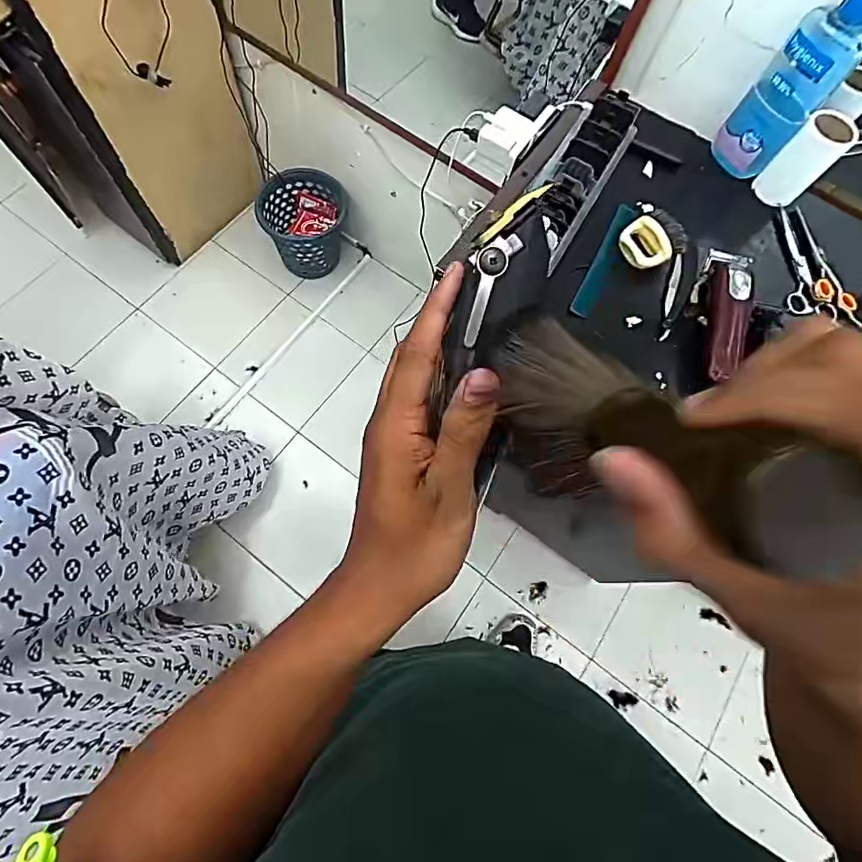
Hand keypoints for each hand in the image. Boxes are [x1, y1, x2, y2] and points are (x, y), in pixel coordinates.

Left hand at [329, 263, 499, 621]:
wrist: (379, 585)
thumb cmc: (414, 546)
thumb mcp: (447, 489)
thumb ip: (464, 430)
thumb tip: (482, 375)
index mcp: (396, 426)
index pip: (418, 354)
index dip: (437, 311)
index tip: (456, 276)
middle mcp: (389, 422)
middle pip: (411, 356)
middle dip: (436, 316)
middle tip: (467, 285)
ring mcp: (394, 435)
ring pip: (415, 375)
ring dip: (437, 341)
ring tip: (470, 315)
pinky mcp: (402, 448)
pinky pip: (422, 398)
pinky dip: (441, 374)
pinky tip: (465, 375)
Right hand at [592, 319, 861, 680]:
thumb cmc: (818, 640)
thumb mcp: (740, 600)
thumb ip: (673, 533)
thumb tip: (614, 458)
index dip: (775, 396)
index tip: (700, 419)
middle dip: (770, 380)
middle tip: (711, 419)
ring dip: (784, 370)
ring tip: (735, 412)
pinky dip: (805, 370)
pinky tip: (769, 408)